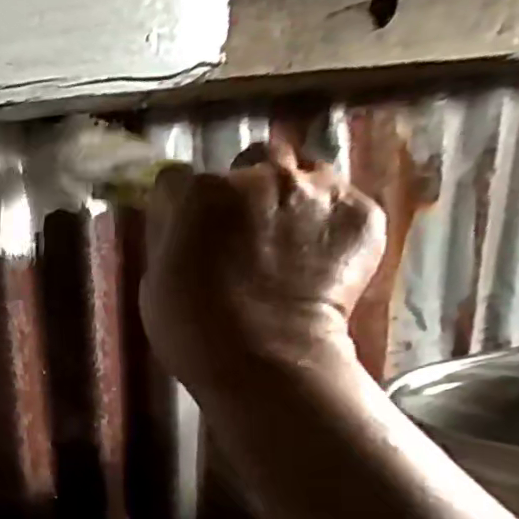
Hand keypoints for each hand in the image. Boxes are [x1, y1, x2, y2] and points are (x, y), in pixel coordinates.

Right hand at [140, 140, 386, 394]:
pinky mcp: (363, 213)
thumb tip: (176, 219)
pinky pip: (340, 204)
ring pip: (303, 174)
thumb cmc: (191, 325)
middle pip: (250, 161)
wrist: (266, 357)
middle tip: (238, 227)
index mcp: (200, 193)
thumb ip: (170, 236)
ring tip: (283, 241)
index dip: (177, 203)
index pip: (178, 179)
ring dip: (289, 198)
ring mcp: (319, 191)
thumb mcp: (155, 278)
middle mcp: (261, 176)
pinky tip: (313, 260)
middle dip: (242, 186)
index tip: (180, 224)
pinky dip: (326, 225)